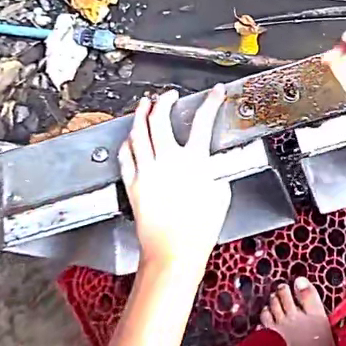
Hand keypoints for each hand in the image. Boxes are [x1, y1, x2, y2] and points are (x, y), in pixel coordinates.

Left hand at [119, 87, 228, 279]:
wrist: (174, 252)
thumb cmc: (198, 231)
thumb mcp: (220, 195)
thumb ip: (215, 173)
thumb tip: (211, 166)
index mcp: (194, 162)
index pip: (203, 121)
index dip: (211, 102)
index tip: (215, 93)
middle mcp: (168, 161)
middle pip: (161, 118)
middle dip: (166, 101)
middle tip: (169, 96)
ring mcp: (147, 171)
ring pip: (139, 132)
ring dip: (142, 114)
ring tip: (144, 105)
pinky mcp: (133, 184)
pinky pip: (126, 155)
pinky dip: (128, 142)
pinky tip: (130, 138)